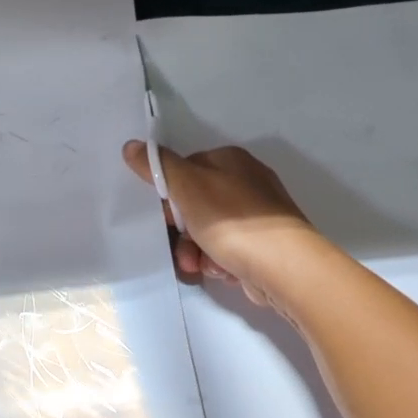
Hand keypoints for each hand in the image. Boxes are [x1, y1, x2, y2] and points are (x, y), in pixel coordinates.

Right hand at [121, 141, 319, 310]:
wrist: (285, 267)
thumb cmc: (233, 220)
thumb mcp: (188, 187)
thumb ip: (159, 167)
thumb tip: (132, 146)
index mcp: (231, 161)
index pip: (187, 168)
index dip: (170, 193)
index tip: (163, 215)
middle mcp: (247, 183)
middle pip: (197, 203)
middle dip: (181, 229)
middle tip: (178, 246)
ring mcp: (258, 216)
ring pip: (210, 231)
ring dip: (196, 250)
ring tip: (197, 265)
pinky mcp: (263, 247)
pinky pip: (229, 251)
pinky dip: (219, 262)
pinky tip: (221, 271)